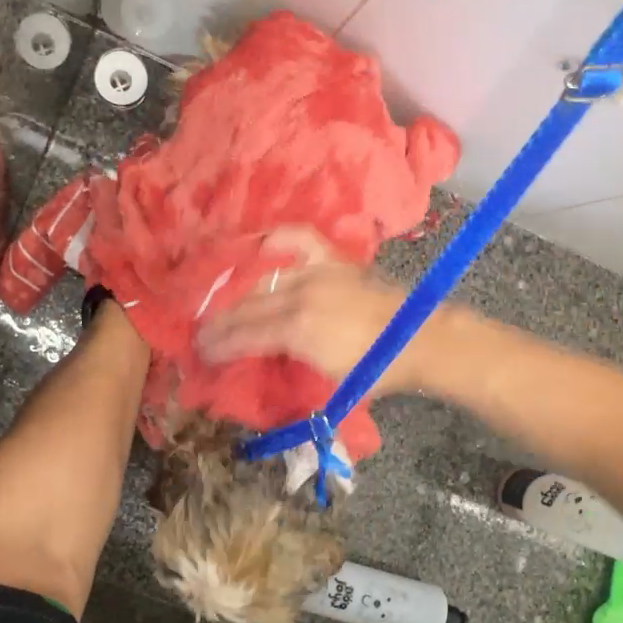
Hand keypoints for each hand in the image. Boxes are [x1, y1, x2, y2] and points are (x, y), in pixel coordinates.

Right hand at [197, 255, 454, 396]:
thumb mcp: (328, 380)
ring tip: (226, 307)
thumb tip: (260, 361)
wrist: (421, 340)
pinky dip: (277, 241)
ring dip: (240, 294)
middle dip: (221, 322)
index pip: (244, 335)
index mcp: (297, 329)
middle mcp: (301, 295)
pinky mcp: (334, 261)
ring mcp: (317, 273)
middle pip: (248, 306)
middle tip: (203, 334)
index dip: (219, 344)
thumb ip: (288, 366)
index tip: (200, 352)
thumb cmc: (376, 370)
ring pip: (265, 279)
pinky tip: (262, 247)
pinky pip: (298, 241)